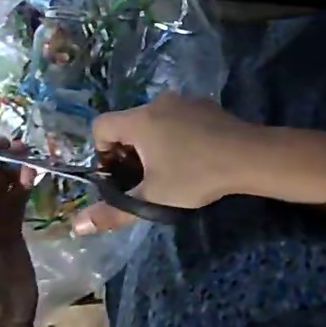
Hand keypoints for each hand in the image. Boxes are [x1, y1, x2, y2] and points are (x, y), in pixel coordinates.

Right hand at [75, 95, 262, 233]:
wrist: (248, 155)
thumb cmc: (195, 175)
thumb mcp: (152, 197)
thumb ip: (114, 212)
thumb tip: (76, 226)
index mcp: (139, 119)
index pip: (101, 126)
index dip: (102, 152)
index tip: (119, 175)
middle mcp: (158, 102)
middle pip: (128, 123)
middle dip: (129, 151)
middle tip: (145, 179)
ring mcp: (184, 100)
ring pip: (154, 121)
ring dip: (154, 143)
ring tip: (172, 171)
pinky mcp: (205, 105)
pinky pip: (178, 118)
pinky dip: (176, 135)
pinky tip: (195, 157)